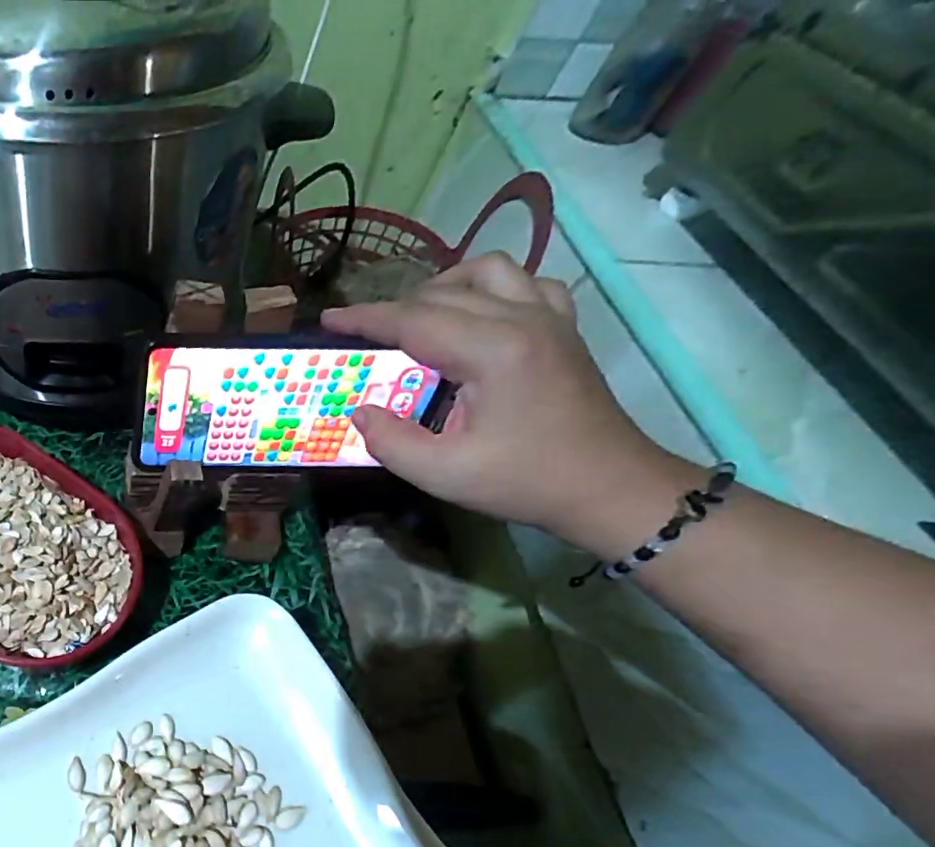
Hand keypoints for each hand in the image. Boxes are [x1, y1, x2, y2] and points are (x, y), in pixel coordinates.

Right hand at [323, 254, 684, 544]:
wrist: (607, 487)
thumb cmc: (523, 481)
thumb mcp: (440, 473)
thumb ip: (389, 441)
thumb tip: (360, 411)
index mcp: (492, 351)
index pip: (414, 320)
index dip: (365, 318)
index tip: (328, 320)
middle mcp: (523, 320)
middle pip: (443, 294)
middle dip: (394, 309)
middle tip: (362, 337)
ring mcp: (550, 319)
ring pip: (489, 270)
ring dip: (444, 286)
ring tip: (418, 318)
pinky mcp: (564, 329)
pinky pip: (526, 283)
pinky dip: (490, 290)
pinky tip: (474, 317)